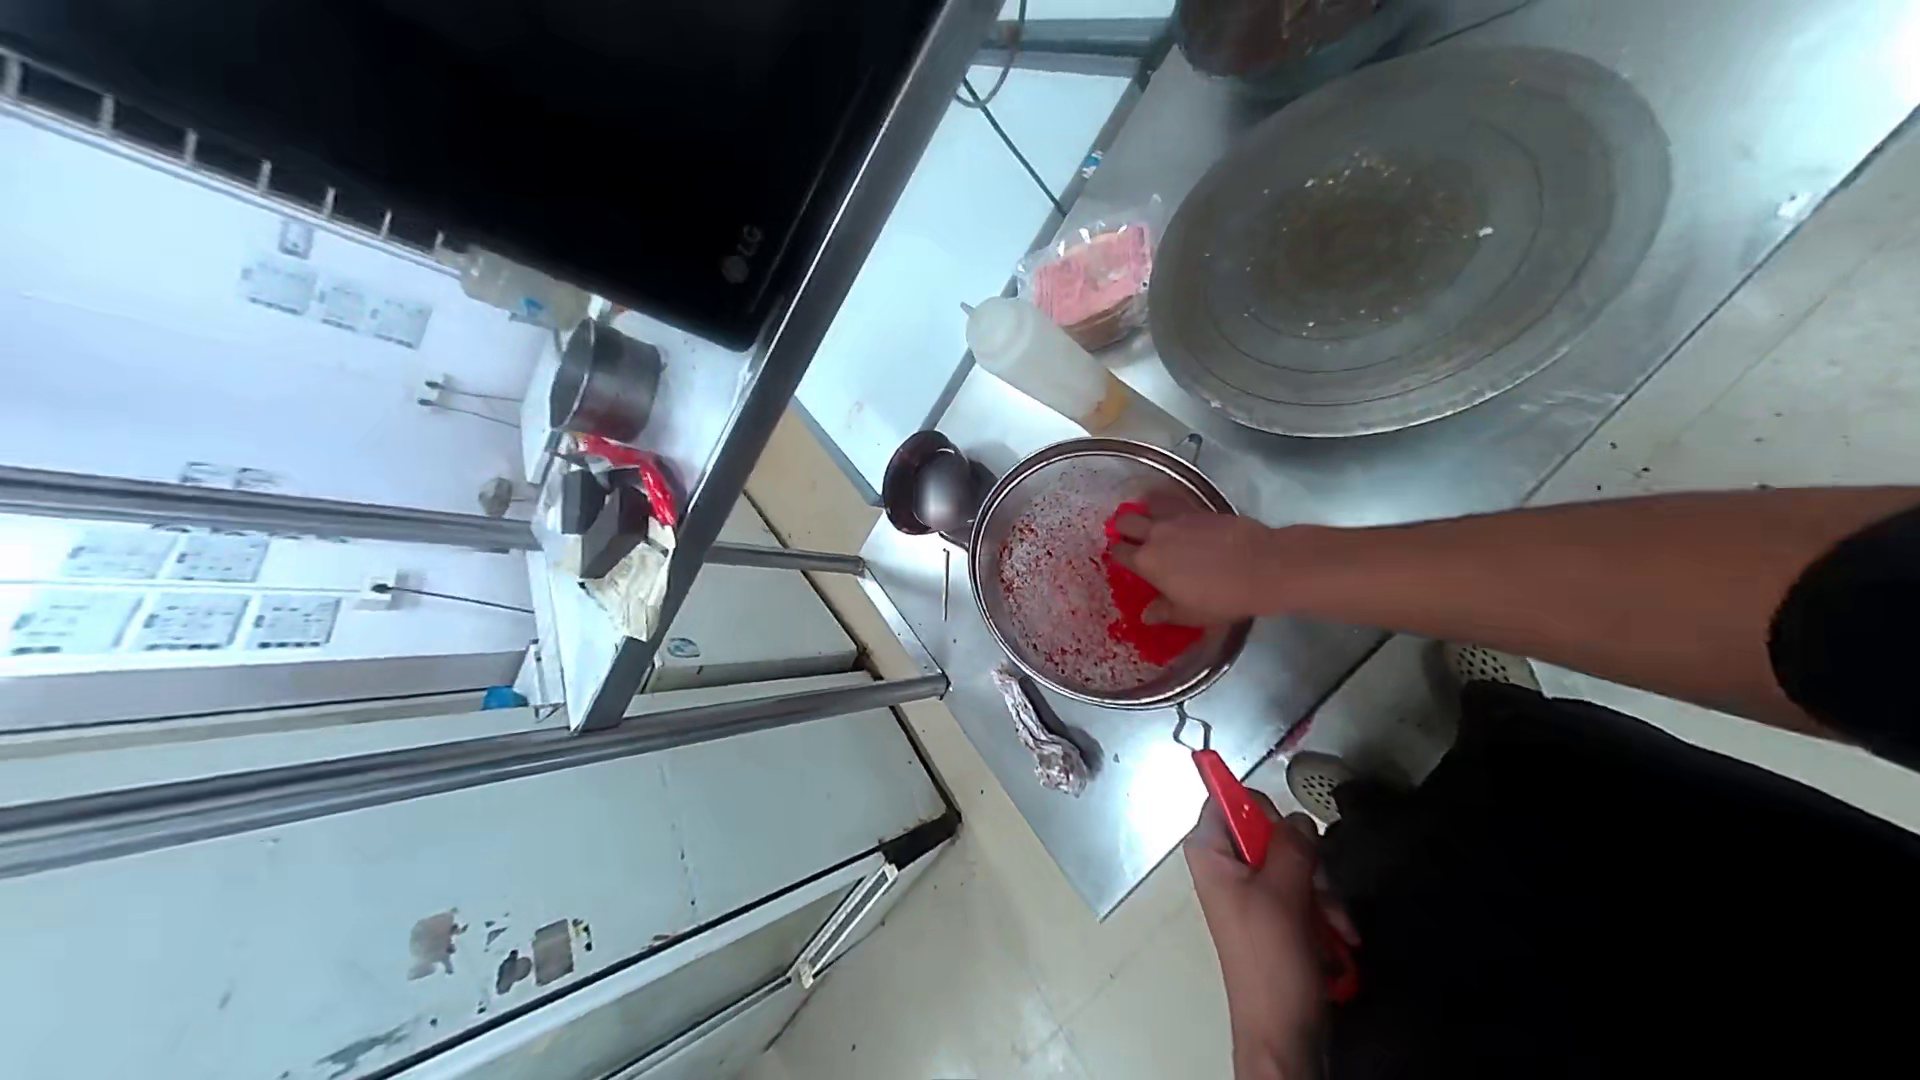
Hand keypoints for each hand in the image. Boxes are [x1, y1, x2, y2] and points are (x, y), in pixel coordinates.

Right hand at [1109, 508, 1282, 624]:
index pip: (1119, 553)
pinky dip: (1167, 503)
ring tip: (1150, 521)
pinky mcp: (1199, 508)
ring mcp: (1178, 518)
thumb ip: (1164, 612)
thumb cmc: (1222, 597)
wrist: (1263, 567)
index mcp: (1147, 562)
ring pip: (1148, 505)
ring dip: (1144, 511)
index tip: (1123, 561)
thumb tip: (1147, 615)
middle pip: (1126, 522)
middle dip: (1124, 529)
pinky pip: (1174, 500)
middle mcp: (1156, 535)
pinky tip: (1175, 513)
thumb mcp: (1190, 613)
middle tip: (1132, 539)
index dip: (1117, 555)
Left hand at [1187, 797, 1349, 1079]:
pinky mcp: (1273, 910)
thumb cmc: (1271, 962)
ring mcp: (1249, 887)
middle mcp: (1224, 862)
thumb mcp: (1282, 893)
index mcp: (1209, 850)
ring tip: (1331, 922)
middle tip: (1316, 884)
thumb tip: (1296, 817)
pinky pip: (1301, 888)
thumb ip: (1290, 844)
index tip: (1281, 827)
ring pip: (1291, 858)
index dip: (1254, 804)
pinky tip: (1337, 934)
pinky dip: (1323, 908)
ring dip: (1320, 888)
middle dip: (1303, 856)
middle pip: (1266, 827)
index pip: (1222, 797)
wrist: (1283, 1033)